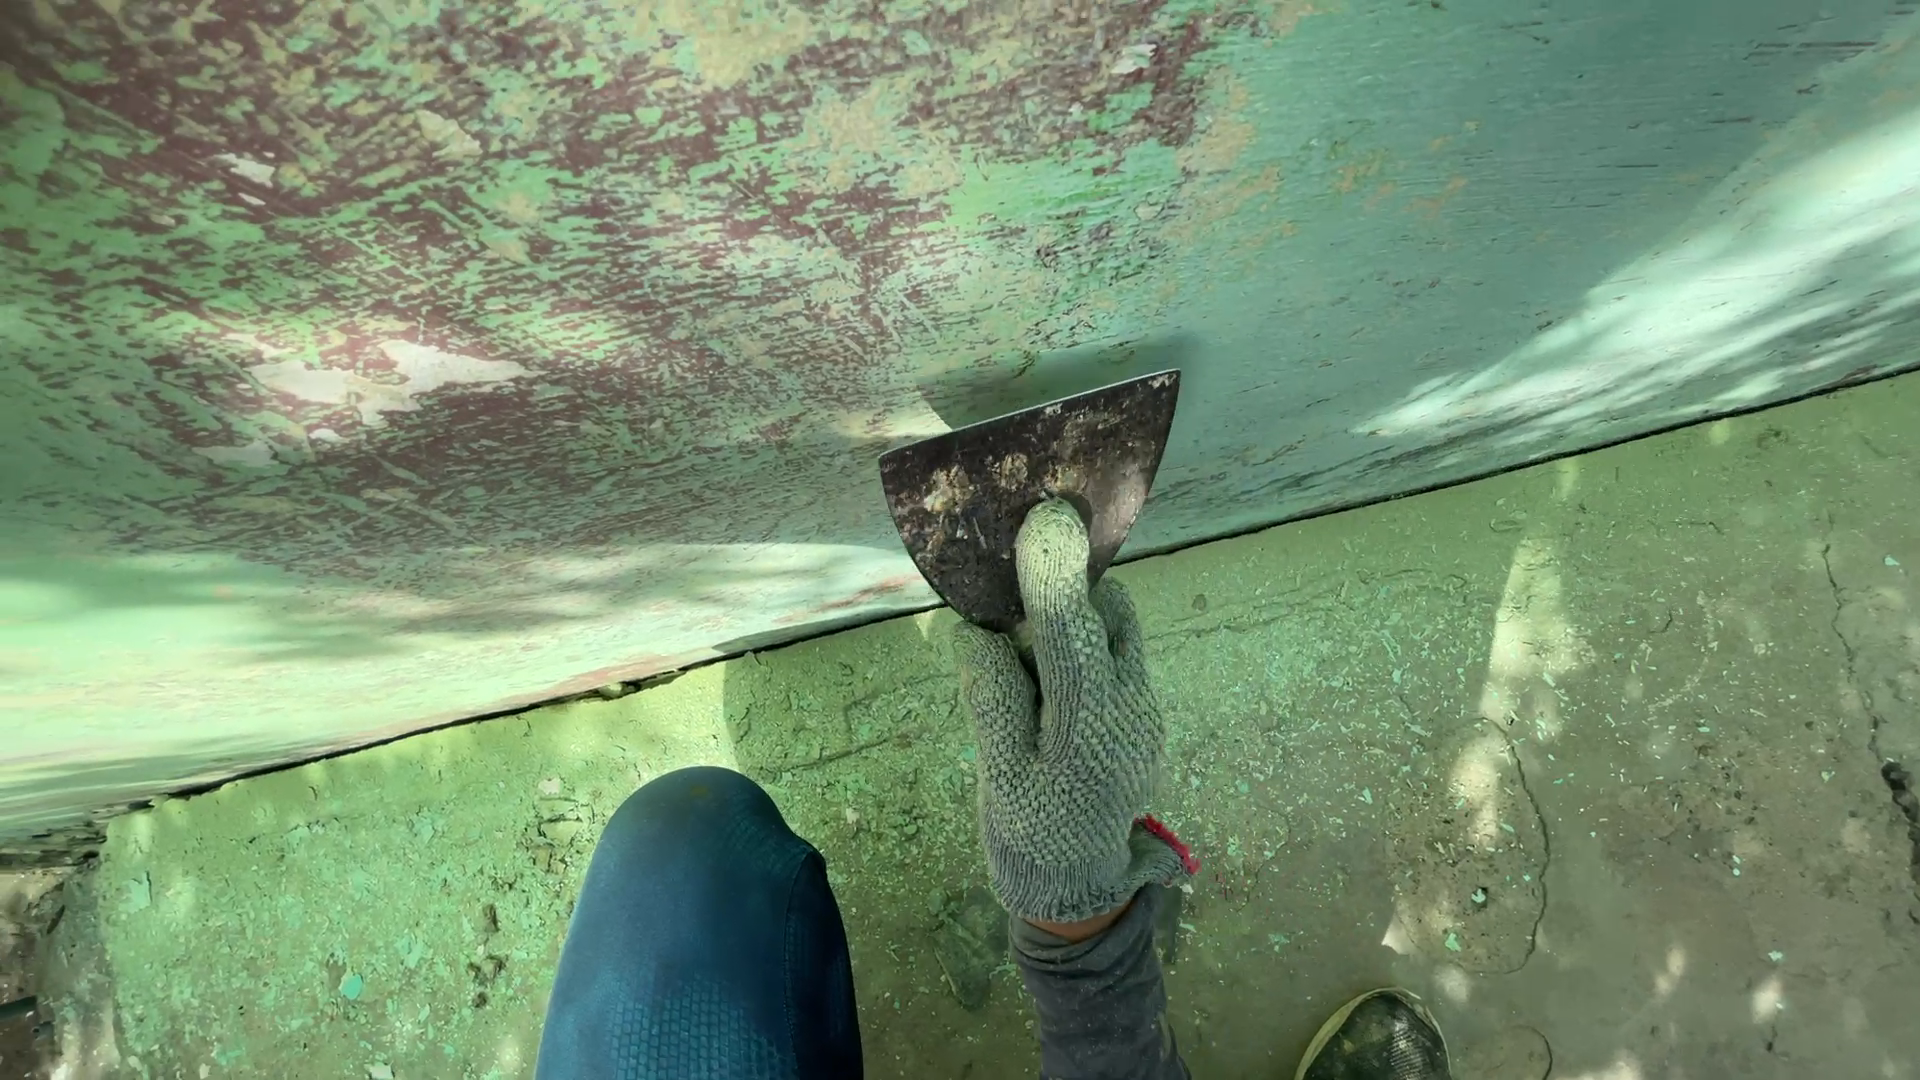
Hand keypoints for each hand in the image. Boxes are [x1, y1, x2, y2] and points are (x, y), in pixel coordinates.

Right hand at [952, 499, 1194, 925]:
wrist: (1079, 891)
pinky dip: (1083, 643)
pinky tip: (1047, 674)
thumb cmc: (1030, 836)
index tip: (1044, 517)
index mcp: (1092, 727)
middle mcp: (1133, 707)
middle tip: (1015, 605)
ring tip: (1027, 646)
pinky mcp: (1143, 712)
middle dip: (1066, 593)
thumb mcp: (997, 774)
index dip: (1056, 574)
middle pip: (1112, 616)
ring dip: (1076, 617)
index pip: (1075, 633)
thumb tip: (976, 628)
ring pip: (1119, 631)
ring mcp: (1146, 709)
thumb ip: (990, 696)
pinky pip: (1116, 655)